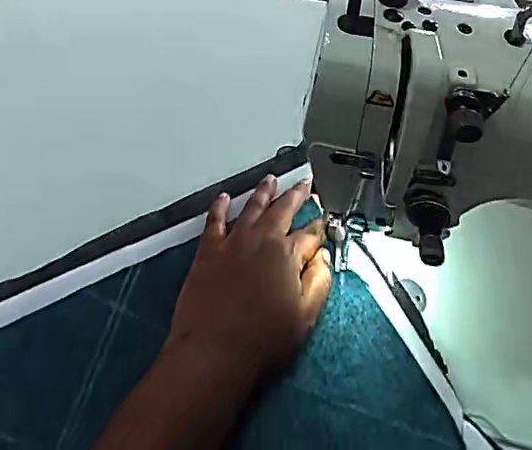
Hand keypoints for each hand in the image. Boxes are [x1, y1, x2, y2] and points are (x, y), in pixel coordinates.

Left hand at [164, 177, 331, 387]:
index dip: (319, 226)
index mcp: (287, 254)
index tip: (322, 220)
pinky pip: (216, 218)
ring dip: (264, 191)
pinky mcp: (209, 247)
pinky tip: (225, 198)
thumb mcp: (304, 318)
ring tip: (270, 180)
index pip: (310, 233)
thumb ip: (318, 283)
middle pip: (283, 208)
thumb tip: (323, 260)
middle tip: (304, 184)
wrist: (213, 351)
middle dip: (296, 194)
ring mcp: (233, 240)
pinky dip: (221, 205)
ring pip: (253, 206)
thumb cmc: (261, 341)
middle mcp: (261, 238)